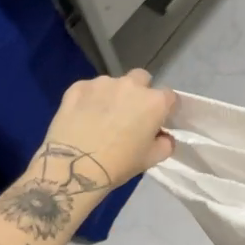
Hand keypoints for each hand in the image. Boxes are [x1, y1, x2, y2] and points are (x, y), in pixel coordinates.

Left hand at [33, 70, 176, 189]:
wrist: (74, 165)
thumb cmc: (119, 164)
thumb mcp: (151, 159)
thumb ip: (165, 143)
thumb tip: (163, 136)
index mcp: (154, 102)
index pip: (169, 96)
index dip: (165, 108)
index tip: (158, 120)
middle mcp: (130, 85)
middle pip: (141, 79)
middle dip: (140, 91)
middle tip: (131, 114)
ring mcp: (102, 83)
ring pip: (113, 83)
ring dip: (113, 95)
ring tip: (102, 117)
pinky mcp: (78, 86)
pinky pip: (89, 89)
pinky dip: (90, 99)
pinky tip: (83, 117)